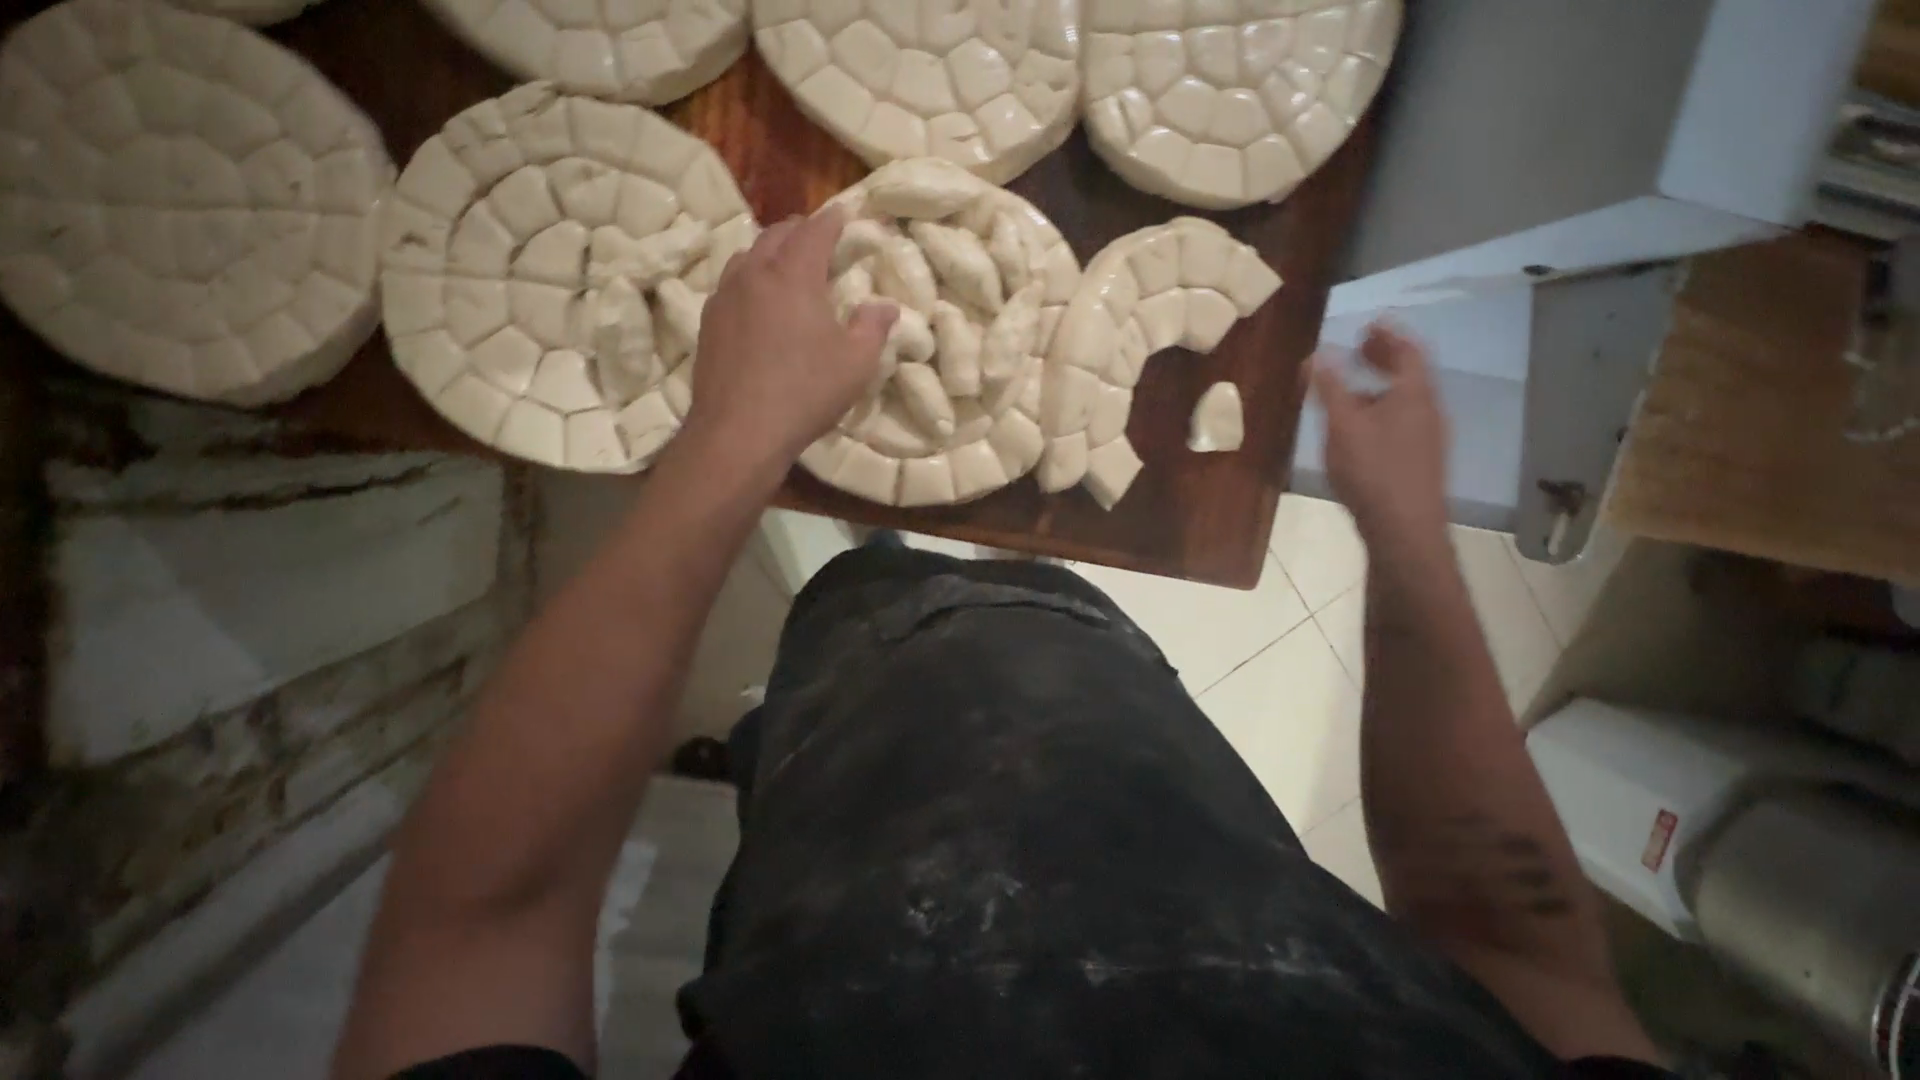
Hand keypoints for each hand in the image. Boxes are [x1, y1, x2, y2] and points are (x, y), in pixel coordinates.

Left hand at [683, 206, 897, 468]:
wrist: (738, 431)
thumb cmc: (805, 392)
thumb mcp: (856, 363)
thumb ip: (873, 328)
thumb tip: (885, 306)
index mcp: (793, 275)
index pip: (815, 231)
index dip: (833, 219)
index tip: (845, 213)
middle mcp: (754, 274)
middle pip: (777, 234)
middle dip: (800, 230)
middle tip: (818, 237)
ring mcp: (725, 297)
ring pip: (748, 256)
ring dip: (770, 252)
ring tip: (786, 265)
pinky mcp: (708, 322)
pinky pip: (731, 284)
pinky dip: (750, 279)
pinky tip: (758, 302)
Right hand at [1313, 322, 1449, 556]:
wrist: (1404, 529)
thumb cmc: (1373, 471)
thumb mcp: (1342, 425)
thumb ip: (1330, 387)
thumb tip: (1318, 353)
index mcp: (1414, 393)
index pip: (1409, 350)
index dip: (1388, 334)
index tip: (1368, 325)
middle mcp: (1429, 409)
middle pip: (1410, 373)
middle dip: (1385, 357)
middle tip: (1359, 348)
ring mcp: (1428, 437)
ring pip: (1407, 399)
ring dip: (1381, 385)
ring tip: (1352, 388)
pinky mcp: (1420, 461)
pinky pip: (1404, 420)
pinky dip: (1383, 408)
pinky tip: (1360, 428)